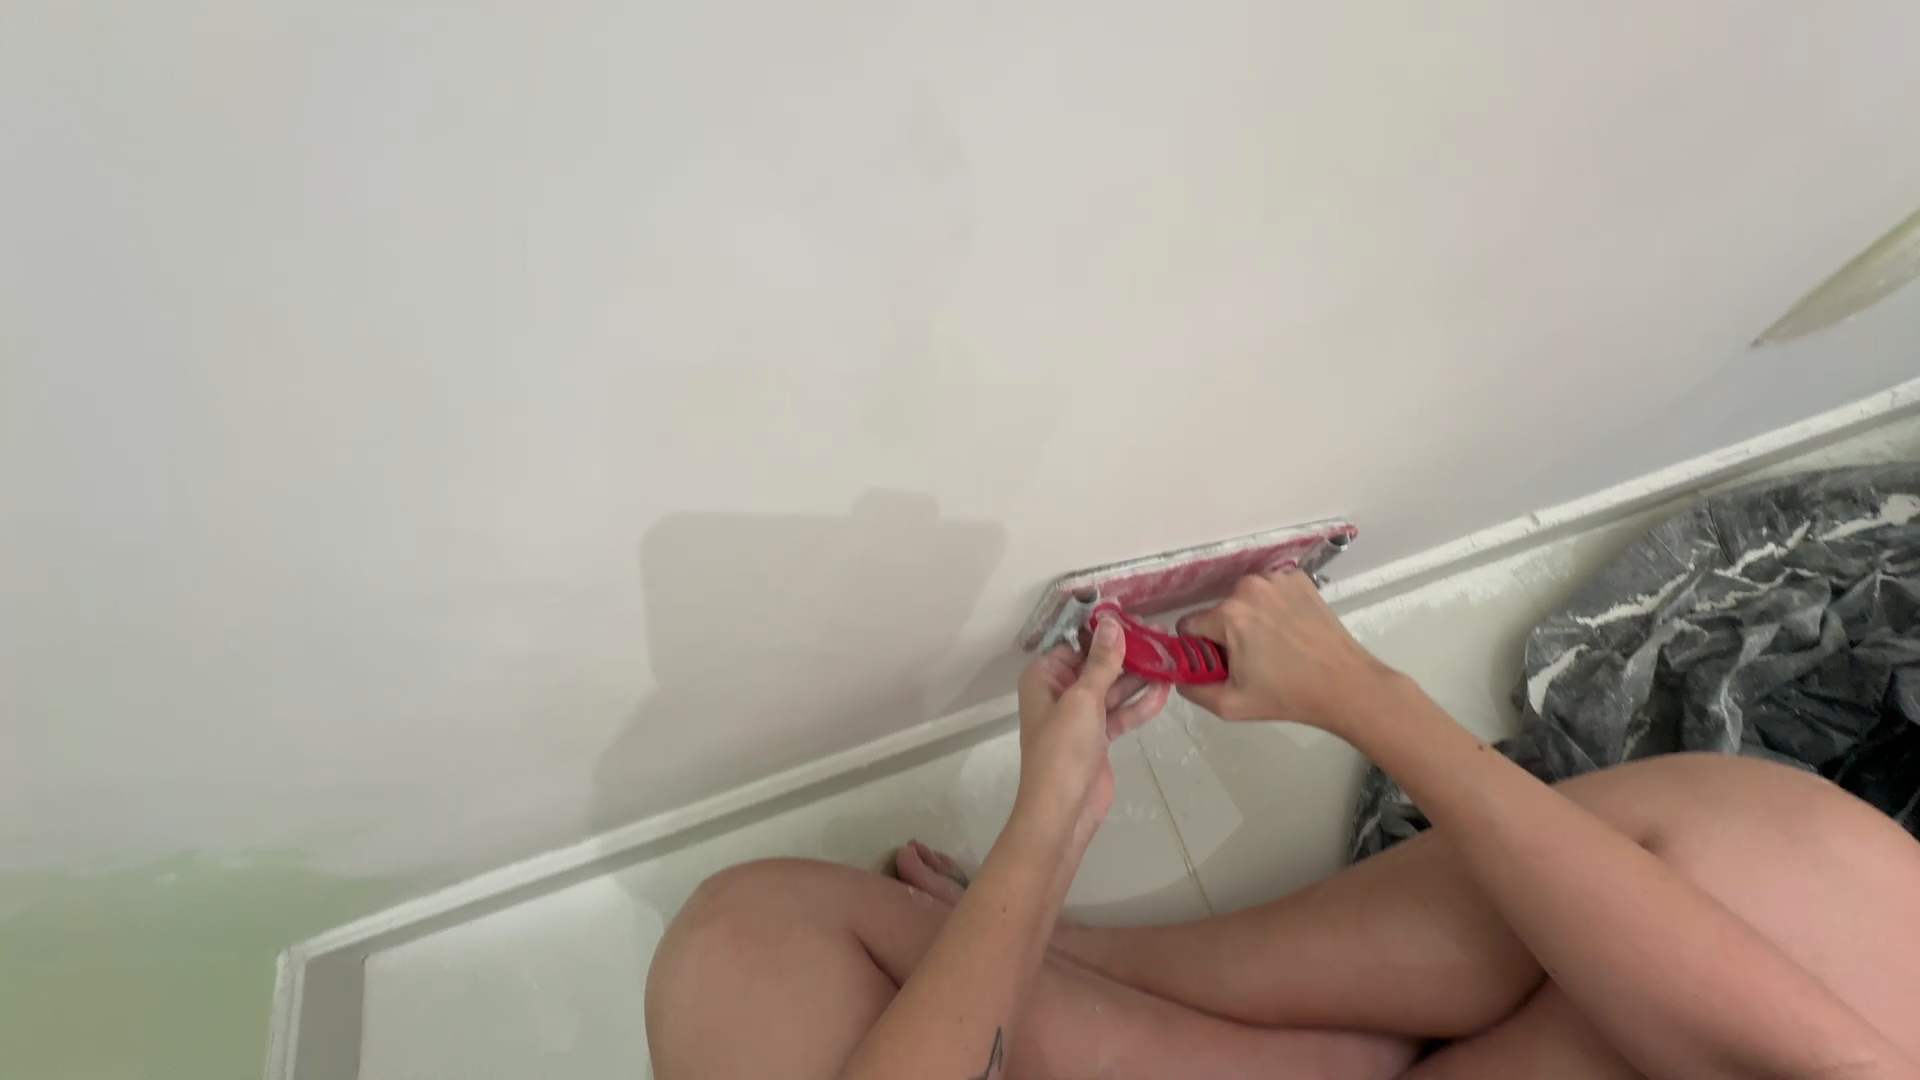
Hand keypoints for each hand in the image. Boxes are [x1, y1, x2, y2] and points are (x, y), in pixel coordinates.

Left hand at [1013, 617, 1171, 845]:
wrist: (1063, 811)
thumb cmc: (1063, 749)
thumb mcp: (1083, 699)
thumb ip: (1101, 661)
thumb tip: (1112, 623)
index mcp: (1044, 678)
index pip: (1075, 644)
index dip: (1103, 631)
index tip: (1135, 617)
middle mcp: (1059, 692)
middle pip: (1097, 664)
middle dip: (1127, 652)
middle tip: (1162, 634)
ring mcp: (1080, 716)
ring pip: (1113, 688)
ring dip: (1139, 676)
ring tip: (1172, 656)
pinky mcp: (1099, 737)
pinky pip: (1121, 712)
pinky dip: (1140, 703)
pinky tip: (1166, 689)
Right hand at [1176, 568, 1397, 732]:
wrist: (1347, 686)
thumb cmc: (1288, 696)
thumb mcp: (1231, 705)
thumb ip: (1192, 689)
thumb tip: (1177, 675)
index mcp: (1229, 615)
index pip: (1189, 625)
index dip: (1199, 648)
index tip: (1219, 663)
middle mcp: (1248, 588)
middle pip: (1217, 611)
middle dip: (1225, 633)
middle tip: (1251, 659)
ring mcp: (1276, 579)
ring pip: (1242, 599)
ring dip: (1248, 617)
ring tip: (1273, 643)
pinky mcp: (1298, 578)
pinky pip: (1269, 589)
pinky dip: (1273, 605)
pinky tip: (1288, 627)